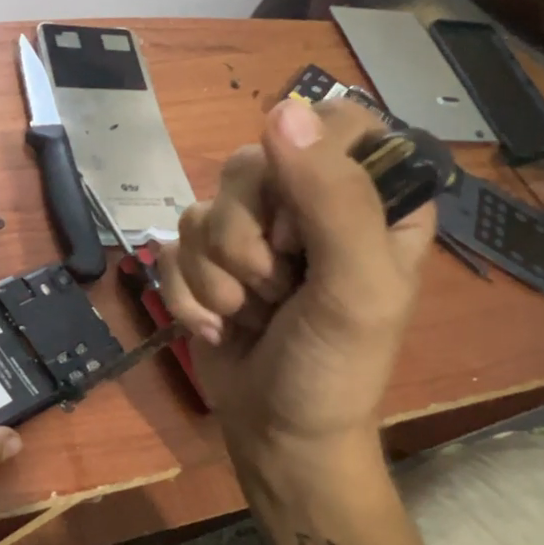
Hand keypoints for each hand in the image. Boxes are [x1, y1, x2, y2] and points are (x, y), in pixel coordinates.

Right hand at [159, 98, 435, 482]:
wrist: (279, 436)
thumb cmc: (335, 368)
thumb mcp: (357, 288)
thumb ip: (333, 199)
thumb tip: (281, 108)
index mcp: (372, 198)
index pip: (330, 125)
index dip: (300, 173)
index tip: (303, 233)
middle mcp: (308, 205)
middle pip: (249, 165)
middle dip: (246, 241)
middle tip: (274, 288)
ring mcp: (250, 235)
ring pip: (201, 211)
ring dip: (216, 278)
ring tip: (247, 317)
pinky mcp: (204, 266)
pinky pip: (170, 249)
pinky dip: (185, 296)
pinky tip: (215, 327)